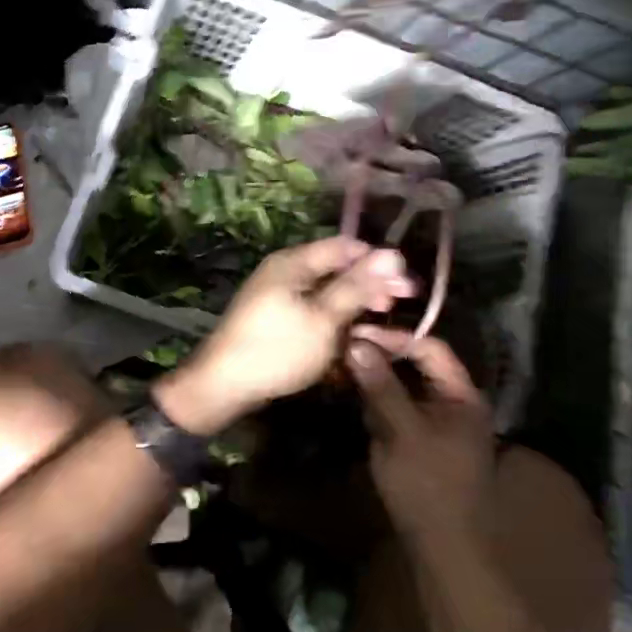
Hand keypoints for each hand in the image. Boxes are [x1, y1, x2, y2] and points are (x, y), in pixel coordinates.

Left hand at [155, 237, 414, 434]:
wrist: (224, 384)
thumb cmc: (277, 349)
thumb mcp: (323, 318)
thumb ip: (357, 287)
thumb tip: (393, 254)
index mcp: (292, 262)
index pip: (345, 246)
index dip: (378, 262)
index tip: (408, 286)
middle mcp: (284, 271)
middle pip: (336, 268)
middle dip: (369, 285)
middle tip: (398, 307)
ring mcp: (277, 295)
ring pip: (326, 291)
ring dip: (354, 305)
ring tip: (380, 325)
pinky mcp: (276, 319)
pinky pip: (313, 309)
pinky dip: (335, 319)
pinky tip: (353, 335)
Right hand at [346, 331, 494, 541]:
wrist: (443, 547)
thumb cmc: (429, 484)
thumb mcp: (402, 430)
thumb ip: (381, 386)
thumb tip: (355, 343)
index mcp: (462, 396)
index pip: (429, 348)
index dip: (393, 337)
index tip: (354, 335)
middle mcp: (452, 403)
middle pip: (415, 365)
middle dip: (379, 355)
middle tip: (342, 348)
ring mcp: (434, 423)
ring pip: (401, 385)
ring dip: (373, 376)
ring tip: (339, 369)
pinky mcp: (416, 440)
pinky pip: (394, 407)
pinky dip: (373, 398)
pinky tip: (348, 396)